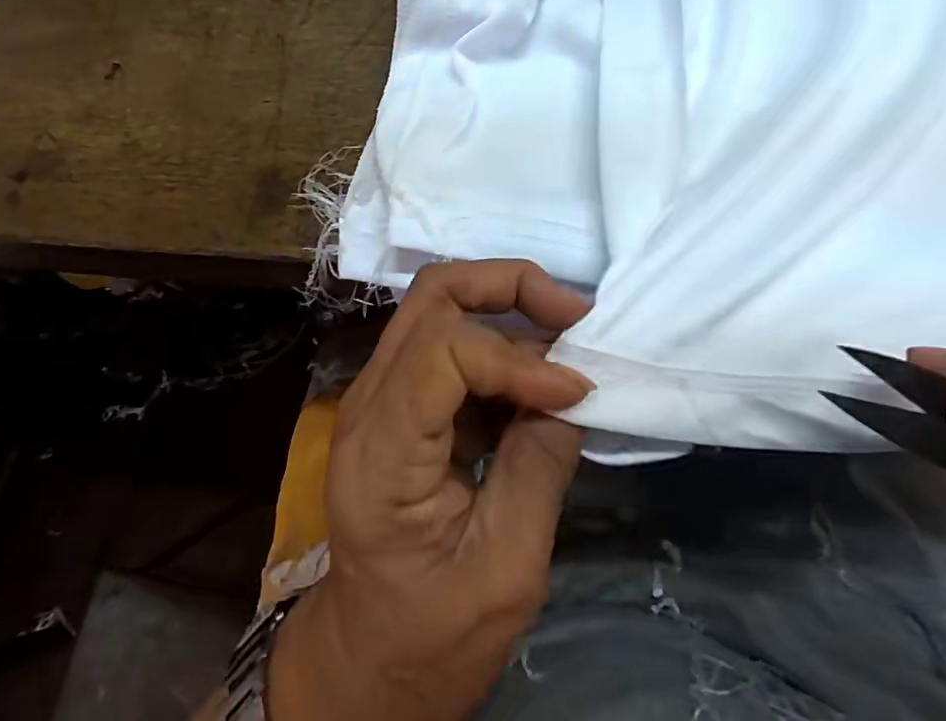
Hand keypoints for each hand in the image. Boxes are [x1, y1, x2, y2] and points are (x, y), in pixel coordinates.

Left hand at [267, 260, 594, 720]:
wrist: (369, 658)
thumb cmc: (431, 635)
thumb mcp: (505, 568)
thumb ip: (540, 466)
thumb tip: (573, 390)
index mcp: (382, 452)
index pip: (443, 351)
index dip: (518, 357)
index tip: (575, 389)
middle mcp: (369, 404)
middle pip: (434, 295)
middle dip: (510, 287)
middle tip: (574, 315)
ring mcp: (381, 397)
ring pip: (441, 305)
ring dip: (509, 305)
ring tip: (568, 335)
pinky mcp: (404, 404)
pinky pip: (453, 342)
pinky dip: (504, 340)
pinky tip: (542, 372)